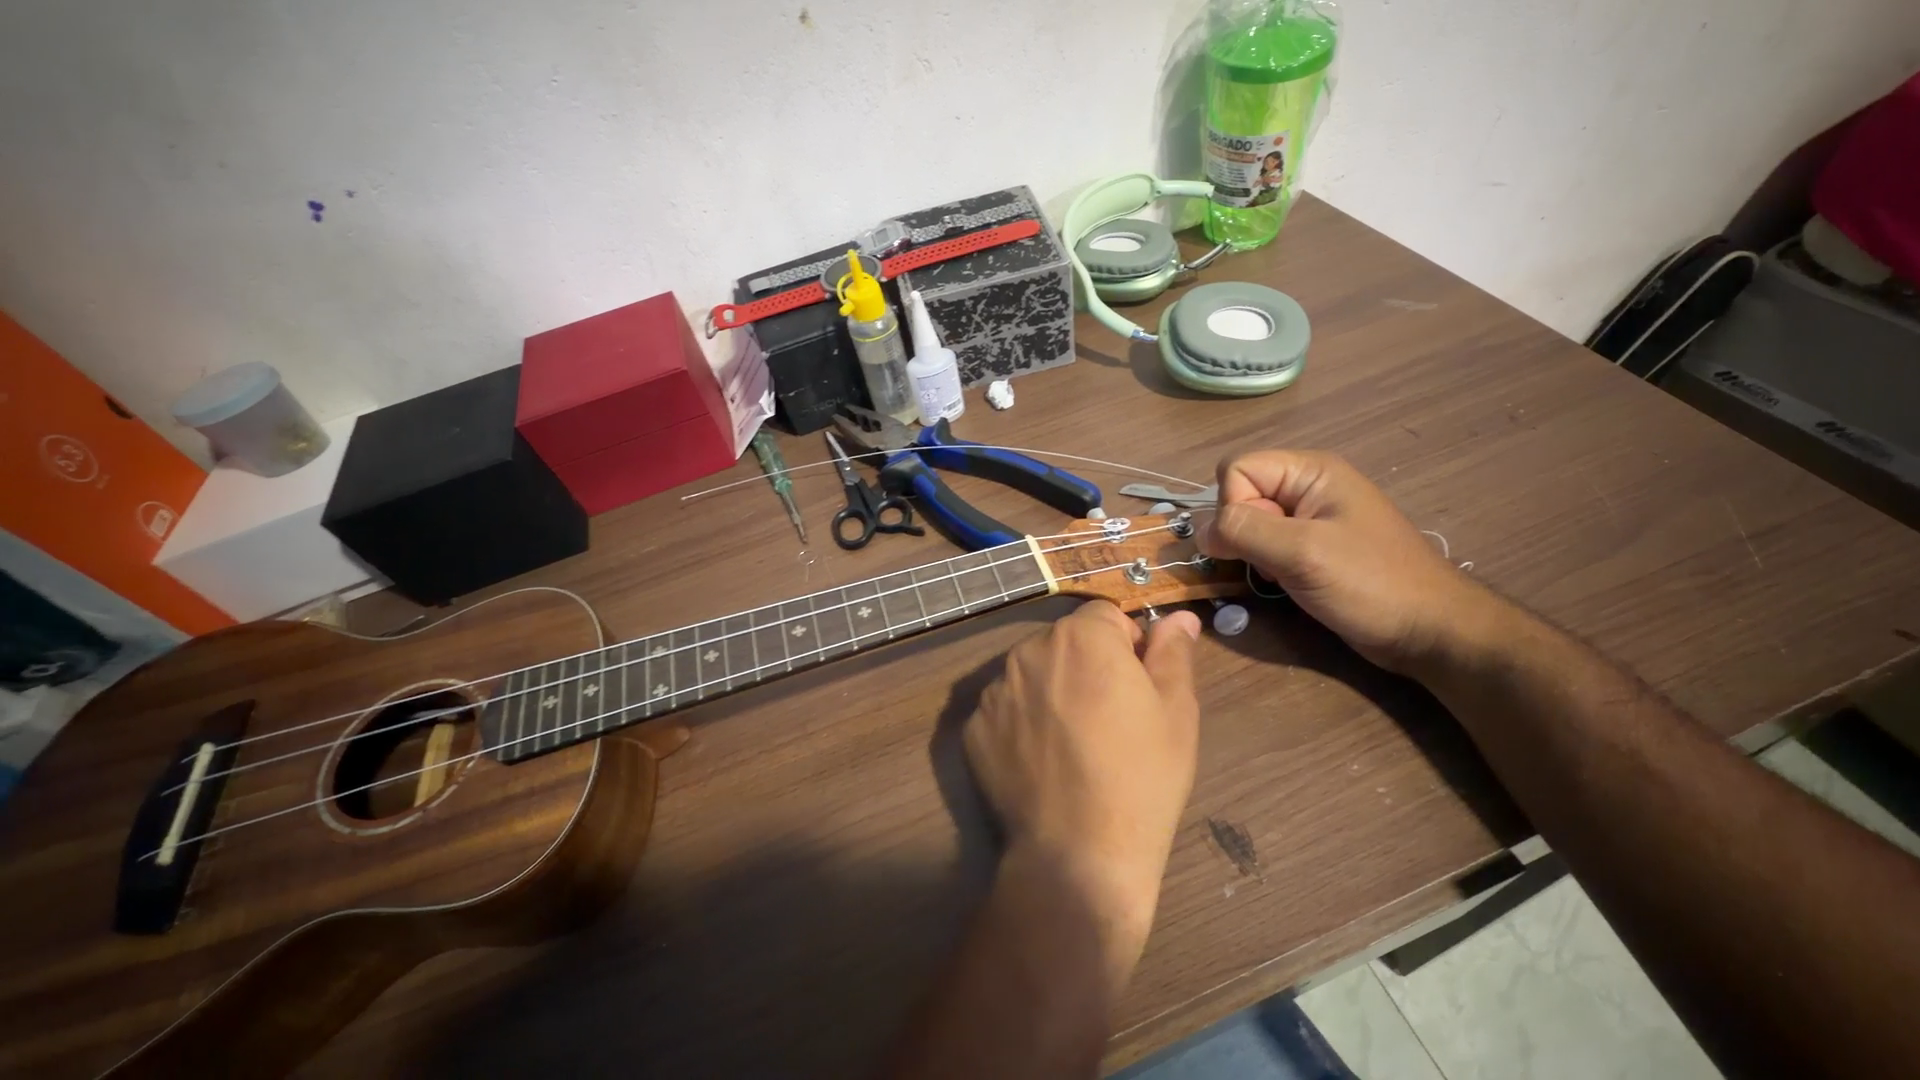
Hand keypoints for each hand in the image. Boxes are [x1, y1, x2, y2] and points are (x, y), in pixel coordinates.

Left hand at [964, 602, 1201, 946]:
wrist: (1077, 854)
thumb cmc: (1141, 779)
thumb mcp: (1176, 713)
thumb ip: (1173, 653)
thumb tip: (1178, 617)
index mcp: (1081, 638)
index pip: (1106, 617)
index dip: (1127, 647)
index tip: (1138, 690)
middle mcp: (1028, 651)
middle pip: (1064, 643)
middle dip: (1087, 666)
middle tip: (1111, 721)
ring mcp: (994, 692)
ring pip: (1032, 675)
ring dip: (1052, 691)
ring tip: (1076, 746)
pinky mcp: (973, 729)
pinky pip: (1005, 711)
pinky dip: (1022, 724)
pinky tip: (1045, 763)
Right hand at [1199, 450, 1490, 674]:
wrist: (1429, 629)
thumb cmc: (1371, 584)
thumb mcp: (1302, 552)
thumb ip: (1243, 531)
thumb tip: (1199, 530)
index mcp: (1310, 471)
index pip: (1236, 469)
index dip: (1234, 506)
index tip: (1263, 542)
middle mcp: (1307, 486)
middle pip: (1239, 494)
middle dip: (1242, 531)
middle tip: (1275, 561)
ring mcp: (1310, 518)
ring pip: (1249, 523)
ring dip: (1252, 552)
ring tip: (1283, 576)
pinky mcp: (1311, 548)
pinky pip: (1266, 544)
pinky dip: (1264, 564)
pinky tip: (1285, 583)